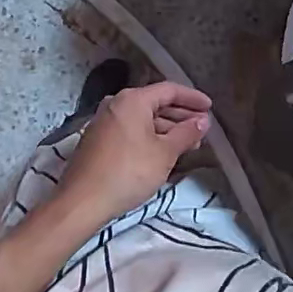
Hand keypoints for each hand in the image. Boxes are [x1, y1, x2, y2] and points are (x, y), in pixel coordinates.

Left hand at [59, 82, 212, 222]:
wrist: (82, 202)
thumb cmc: (128, 172)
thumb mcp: (165, 152)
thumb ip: (187, 133)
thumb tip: (202, 122)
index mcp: (132, 100)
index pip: (169, 90)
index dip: (192, 98)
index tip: (210, 108)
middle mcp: (116, 104)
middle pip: (155, 103)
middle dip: (181, 116)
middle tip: (202, 128)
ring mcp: (104, 122)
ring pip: (143, 119)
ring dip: (167, 129)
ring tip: (188, 144)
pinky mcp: (98, 140)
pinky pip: (131, 130)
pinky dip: (150, 136)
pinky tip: (163, 151)